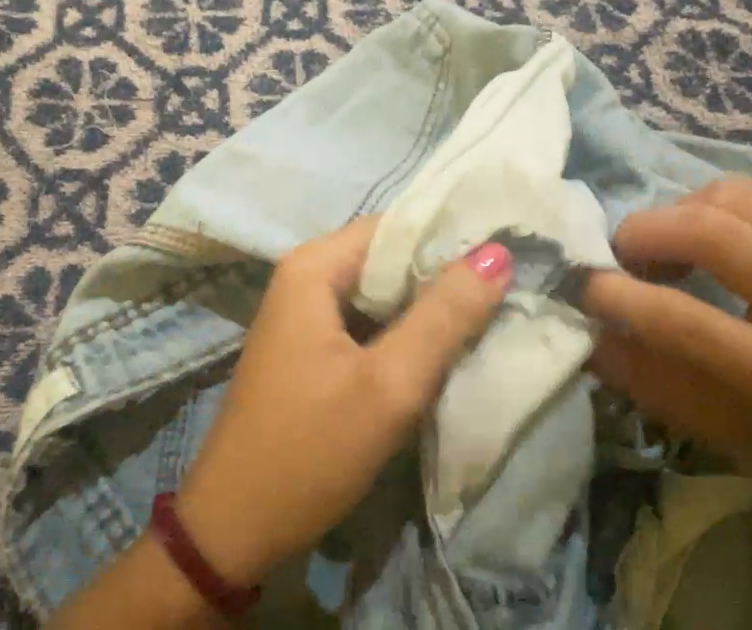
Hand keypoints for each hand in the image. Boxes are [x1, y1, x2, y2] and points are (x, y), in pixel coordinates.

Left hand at [173, 218, 513, 584]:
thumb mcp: (389, 385)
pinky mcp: (313, 349)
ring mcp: (306, 315)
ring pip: (383, 293)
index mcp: (314, 267)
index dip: (454, 235)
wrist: (236, 525)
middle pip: (390, 257)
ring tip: (497, 311)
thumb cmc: (311, 449)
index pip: (397, 226)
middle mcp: (306, 277)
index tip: (514, 250)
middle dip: (446, 272)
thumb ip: (444, 316)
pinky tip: (450, 347)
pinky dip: (407, 331)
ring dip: (431, 305)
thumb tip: (497, 253)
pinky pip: (370, 322)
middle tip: (515, 285)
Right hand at [582, 179, 751, 489]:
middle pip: (719, 235)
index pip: (693, 324)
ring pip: (734, 198)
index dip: (624, 299)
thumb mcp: (710, 425)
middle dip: (646, 233)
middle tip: (618, 255)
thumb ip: (642, 374)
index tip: (584, 288)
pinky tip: (704, 240)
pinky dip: (710, 208)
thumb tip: (585, 322)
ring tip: (662, 248)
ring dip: (677, 214)